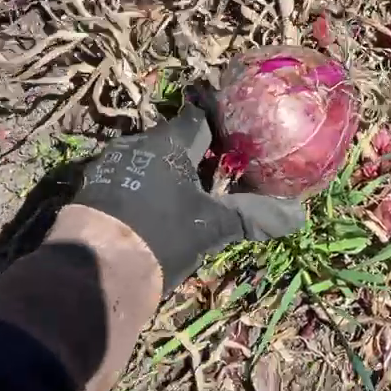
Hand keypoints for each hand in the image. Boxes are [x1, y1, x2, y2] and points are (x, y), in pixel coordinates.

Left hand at [72, 102, 304, 291]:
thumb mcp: (212, 226)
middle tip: (215, 168)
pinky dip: (142, 186)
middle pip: (174, 137)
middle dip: (192, 150)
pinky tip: (153, 208)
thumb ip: (254, 215)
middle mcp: (139, 142)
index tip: (234, 132)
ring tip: (184, 190)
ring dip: (165, 169)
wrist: (91, 275)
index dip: (219, 122)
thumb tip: (298, 216)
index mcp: (171, 141)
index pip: (201, 116)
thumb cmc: (160, 238)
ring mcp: (111, 164)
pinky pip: (127, 176)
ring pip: (148, 157)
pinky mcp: (91, 188)